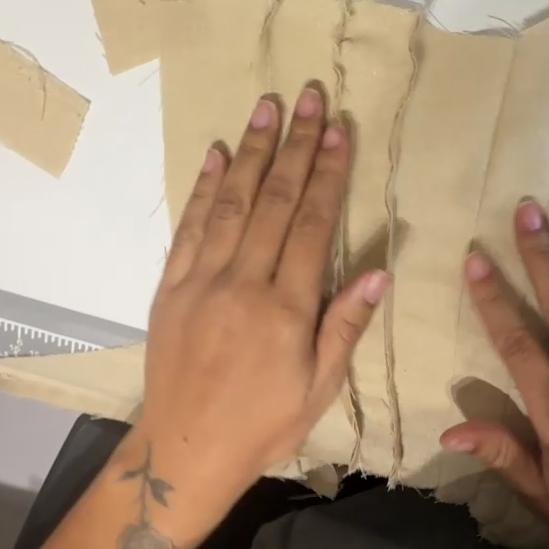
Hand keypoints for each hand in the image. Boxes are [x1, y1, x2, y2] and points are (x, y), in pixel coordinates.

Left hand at [141, 86, 388, 506]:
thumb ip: (345, 326)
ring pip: (230, 204)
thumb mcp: (319, 388)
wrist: (185, 451)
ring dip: (253, 153)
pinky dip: (203, 188)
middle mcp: (242, 283)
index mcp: (286, 308)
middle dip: (296, 146)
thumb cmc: (264, 425)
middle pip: (274, 202)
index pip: (312, 225)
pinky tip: (218, 156)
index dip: (329, 175)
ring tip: (267, 108)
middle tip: (309, 97)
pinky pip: (189, 227)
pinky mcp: (170, 287)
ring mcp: (201, 281)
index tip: (339, 131)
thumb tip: (377, 271)